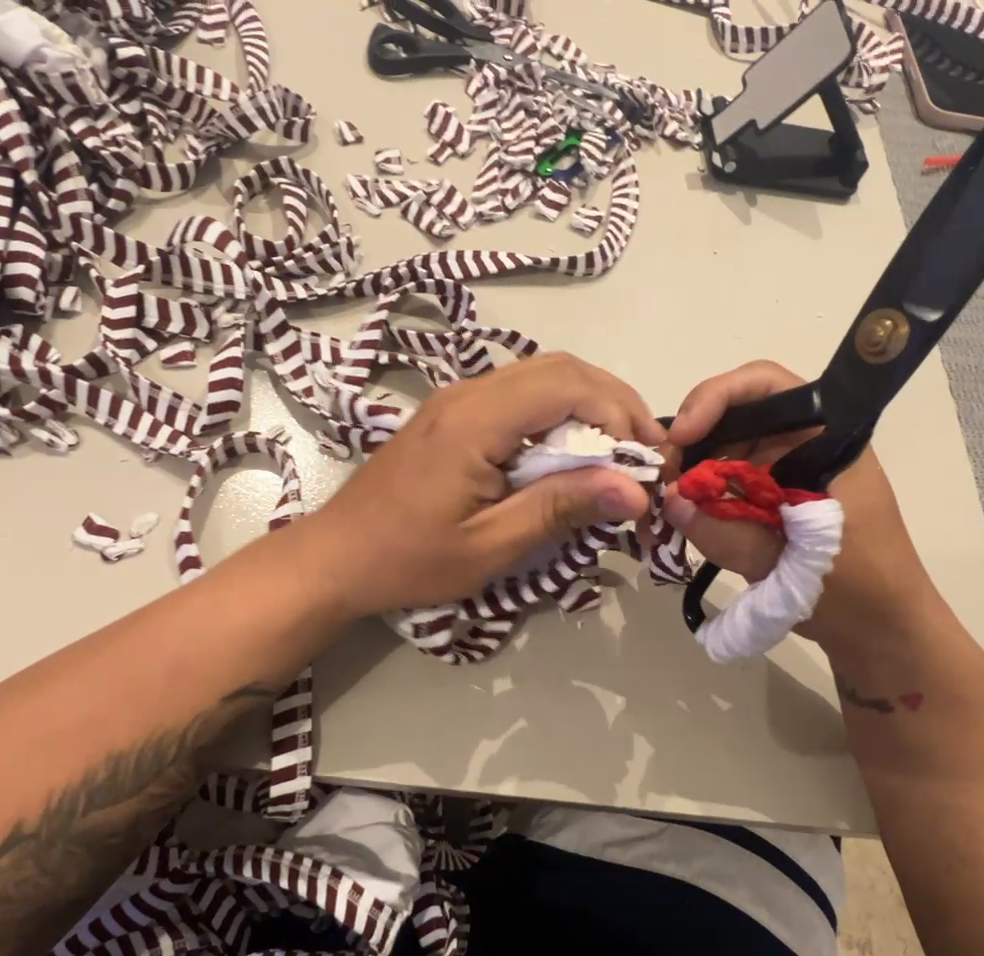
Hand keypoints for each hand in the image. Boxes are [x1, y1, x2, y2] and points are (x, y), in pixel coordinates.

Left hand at [305, 353, 664, 617]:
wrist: (337, 557)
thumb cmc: (408, 560)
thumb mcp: (489, 545)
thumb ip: (560, 508)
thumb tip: (634, 490)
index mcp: (475, 421)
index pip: (567, 384)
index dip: (619, 412)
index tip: (647, 459)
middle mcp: (466, 395)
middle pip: (559, 368)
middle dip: (612, 403)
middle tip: (641, 454)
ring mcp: (454, 401)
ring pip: (539, 376)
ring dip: (586, 405)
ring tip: (614, 455)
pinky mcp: (450, 416)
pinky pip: (517, 395)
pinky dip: (556, 414)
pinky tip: (568, 455)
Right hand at [661, 360, 941, 654]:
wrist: (881, 633)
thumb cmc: (858, 591)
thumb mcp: (791, 564)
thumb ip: (729, 534)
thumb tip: (669, 502)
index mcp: (824, 440)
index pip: (766, 386)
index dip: (717, 398)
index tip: (683, 435)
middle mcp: (799, 446)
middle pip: (730, 418)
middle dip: (688, 443)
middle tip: (657, 483)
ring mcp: (781, 474)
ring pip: (719, 453)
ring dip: (686, 476)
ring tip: (657, 509)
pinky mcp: (766, 502)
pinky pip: (721, 487)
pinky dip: (695, 501)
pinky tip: (674, 523)